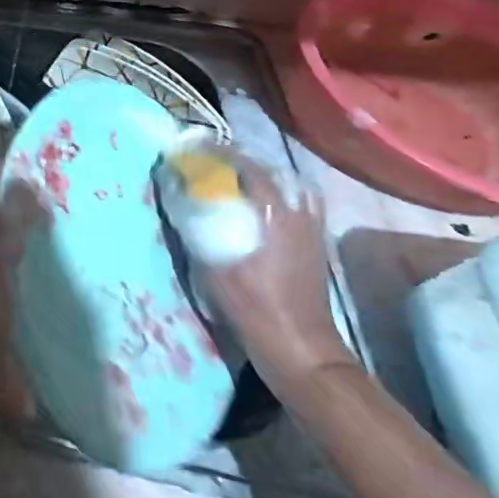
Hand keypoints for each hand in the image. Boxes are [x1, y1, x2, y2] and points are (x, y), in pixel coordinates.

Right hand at [195, 154, 355, 386]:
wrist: (300, 349)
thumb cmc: (255, 308)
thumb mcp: (215, 270)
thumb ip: (200, 229)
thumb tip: (183, 200)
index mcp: (274, 212)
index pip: (246, 167)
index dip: (220, 154)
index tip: (197, 148)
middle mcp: (298, 211)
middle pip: (268, 171)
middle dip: (238, 163)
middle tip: (211, 164)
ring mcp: (311, 226)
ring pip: (286, 185)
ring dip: (259, 177)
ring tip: (236, 181)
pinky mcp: (315, 242)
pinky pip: (296, 202)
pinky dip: (276, 194)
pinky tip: (261, 206)